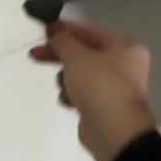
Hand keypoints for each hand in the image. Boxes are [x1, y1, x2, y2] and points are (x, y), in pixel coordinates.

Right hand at [29, 18, 156, 160]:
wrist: (113, 129)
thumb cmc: (99, 85)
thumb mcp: (76, 57)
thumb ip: (63, 42)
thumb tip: (56, 35)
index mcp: (125, 46)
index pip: (90, 32)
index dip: (65, 30)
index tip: (44, 30)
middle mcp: (124, 64)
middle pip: (84, 54)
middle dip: (59, 56)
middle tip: (34, 55)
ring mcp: (115, 87)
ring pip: (81, 75)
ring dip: (66, 80)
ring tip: (65, 88)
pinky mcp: (104, 106)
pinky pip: (83, 94)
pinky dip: (73, 97)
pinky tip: (71, 103)